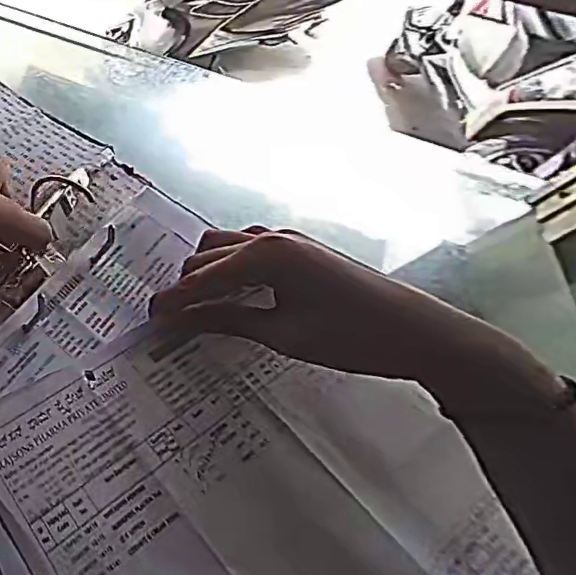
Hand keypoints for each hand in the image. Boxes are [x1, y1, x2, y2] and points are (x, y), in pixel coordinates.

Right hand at [150, 227, 565, 412]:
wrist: (424, 334)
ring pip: (223, 246)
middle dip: (185, 285)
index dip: (175, 300)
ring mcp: (285, 238)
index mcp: (265, 254)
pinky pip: (245, 249)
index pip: (204, 277)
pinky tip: (232, 291)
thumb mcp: (284, 334)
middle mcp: (269, 237)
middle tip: (170, 317)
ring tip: (196, 305)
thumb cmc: (354, 337)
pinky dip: (229, 266)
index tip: (151, 318)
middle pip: (206, 255)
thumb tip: (179, 321)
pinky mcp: (298, 248)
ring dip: (206, 272)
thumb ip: (227, 321)